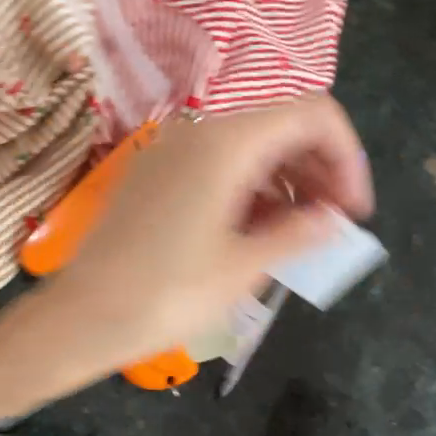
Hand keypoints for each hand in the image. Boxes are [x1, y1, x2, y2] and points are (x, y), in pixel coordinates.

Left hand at [0, 95, 373, 424]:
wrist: (82, 319)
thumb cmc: (166, 296)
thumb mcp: (243, 269)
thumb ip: (299, 234)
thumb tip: (333, 219)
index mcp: (227, 143)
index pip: (312, 116)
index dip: (346, 158)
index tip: (353, 211)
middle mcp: (196, 134)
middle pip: (278, 129)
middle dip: (316, 172)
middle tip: (331, 226)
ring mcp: (167, 154)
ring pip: (244, 151)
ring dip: (281, 186)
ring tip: (295, 239)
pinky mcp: (149, 180)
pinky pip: (211, 170)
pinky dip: (243, 193)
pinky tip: (251, 236)